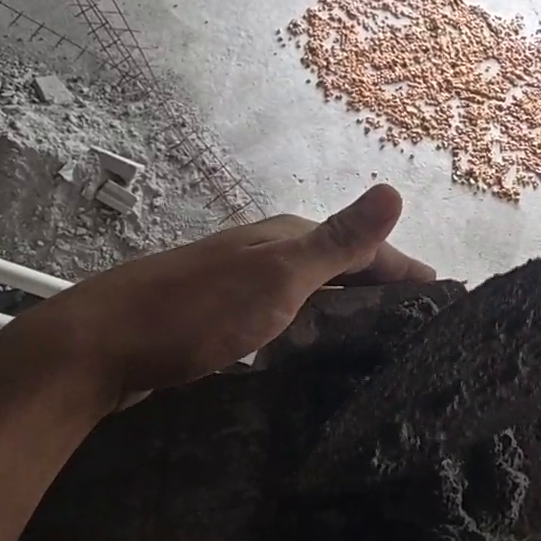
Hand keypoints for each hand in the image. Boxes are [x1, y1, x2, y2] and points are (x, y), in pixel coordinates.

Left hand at [0, 183, 432, 410]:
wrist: (95, 347)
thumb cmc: (196, 312)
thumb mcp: (278, 275)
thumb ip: (339, 239)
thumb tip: (395, 189)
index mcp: (288, 236)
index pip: (366, 246)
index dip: (406, 269)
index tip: (445, 296)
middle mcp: (267, 251)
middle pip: (341, 264)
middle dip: (381, 287)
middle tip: (418, 326)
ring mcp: (239, 281)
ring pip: (312, 290)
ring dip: (347, 307)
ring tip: (378, 342)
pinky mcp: (217, 315)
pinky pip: (285, 313)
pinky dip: (311, 326)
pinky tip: (311, 352)